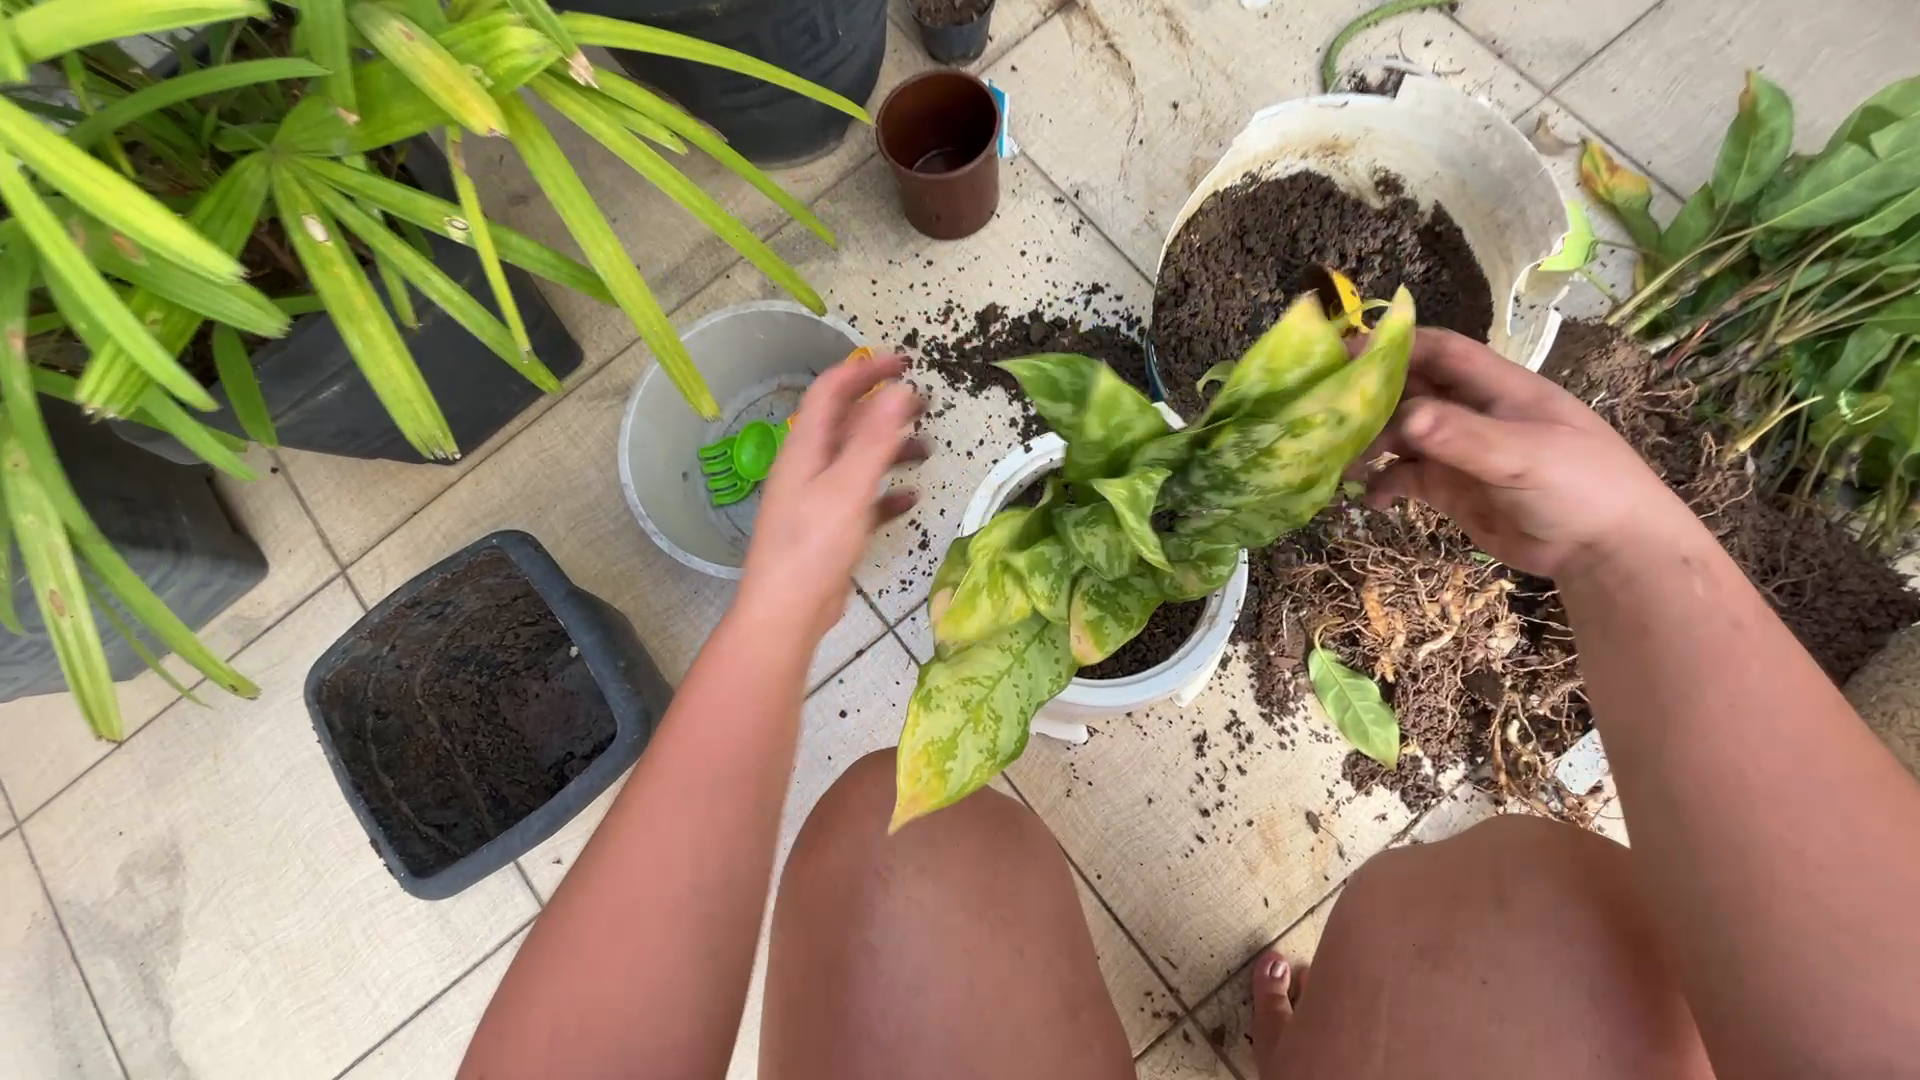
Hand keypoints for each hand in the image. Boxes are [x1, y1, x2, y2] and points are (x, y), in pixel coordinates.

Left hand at [736, 350, 925, 645]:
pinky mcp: (831, 528)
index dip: (864, 369)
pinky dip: (886, 493)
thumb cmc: (813, 546)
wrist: (788, 611)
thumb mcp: (848, 487)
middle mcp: (809, 467)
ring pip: (858, 461)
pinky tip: (911, 498)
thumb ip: (874, 438)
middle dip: (884, 409)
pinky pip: (863, 500)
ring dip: (890, 451)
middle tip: (923, 404)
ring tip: (926, 451)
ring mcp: (818, 498)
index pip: (832, 391)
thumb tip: (899, 390)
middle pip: (847, 424)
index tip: (902, 362)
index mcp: (805, 449)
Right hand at [1356, 328, 1698, 579]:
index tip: (1344, 355)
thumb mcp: (1523, 457)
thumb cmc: (1579, 488)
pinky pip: (1400, 476)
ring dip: (1366, 445)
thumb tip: (1404, 417)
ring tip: (1341, 464)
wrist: (1604, 551)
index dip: (1393, 346)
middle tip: (1324, 417)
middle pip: (1407, 392)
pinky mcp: (1447, 487)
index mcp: (1495, 389)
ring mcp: (1456, 451)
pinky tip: (1370, 500)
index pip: (1437, 352)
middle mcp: (1470, 413)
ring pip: (1397, 435)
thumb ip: (1463, 436)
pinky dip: (1379, 484)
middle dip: (1367, 400)